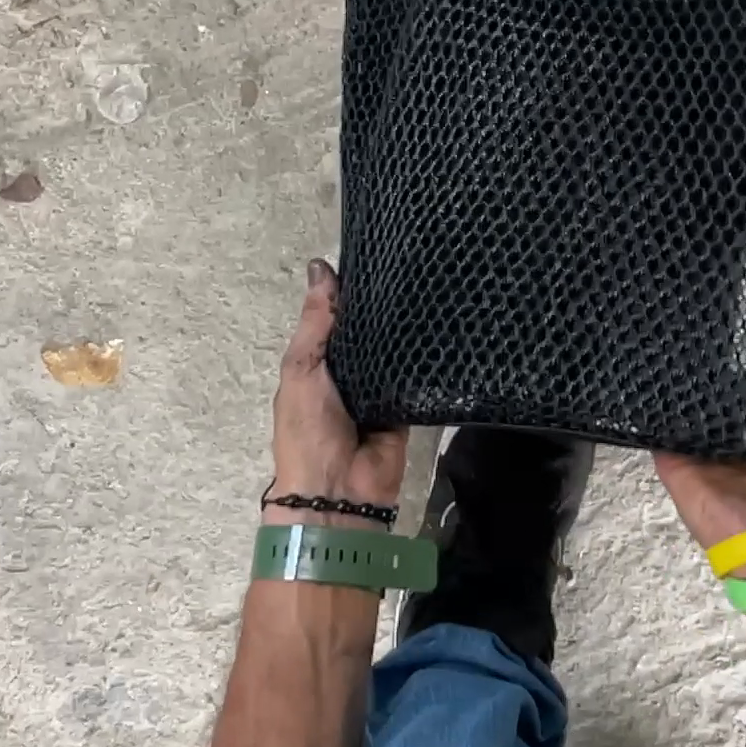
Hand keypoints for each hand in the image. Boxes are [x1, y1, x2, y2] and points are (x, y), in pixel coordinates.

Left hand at [263, 260, 407, 525]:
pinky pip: (415, 377)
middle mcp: (348, 372)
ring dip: (405, 330)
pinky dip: (424, 360)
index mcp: (317, 362)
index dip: (351, 290)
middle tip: (415, 266)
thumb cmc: (307, 428)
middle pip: (369, 332)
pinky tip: (444, 327)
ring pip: (394, 351)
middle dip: (383, 308)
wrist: (338, 492)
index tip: (377, 254)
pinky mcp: (406, 406)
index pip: (337, 317)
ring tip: (433, 287)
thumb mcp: (301, 369)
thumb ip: (315, 322)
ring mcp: (378, 389)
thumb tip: (320, 265)